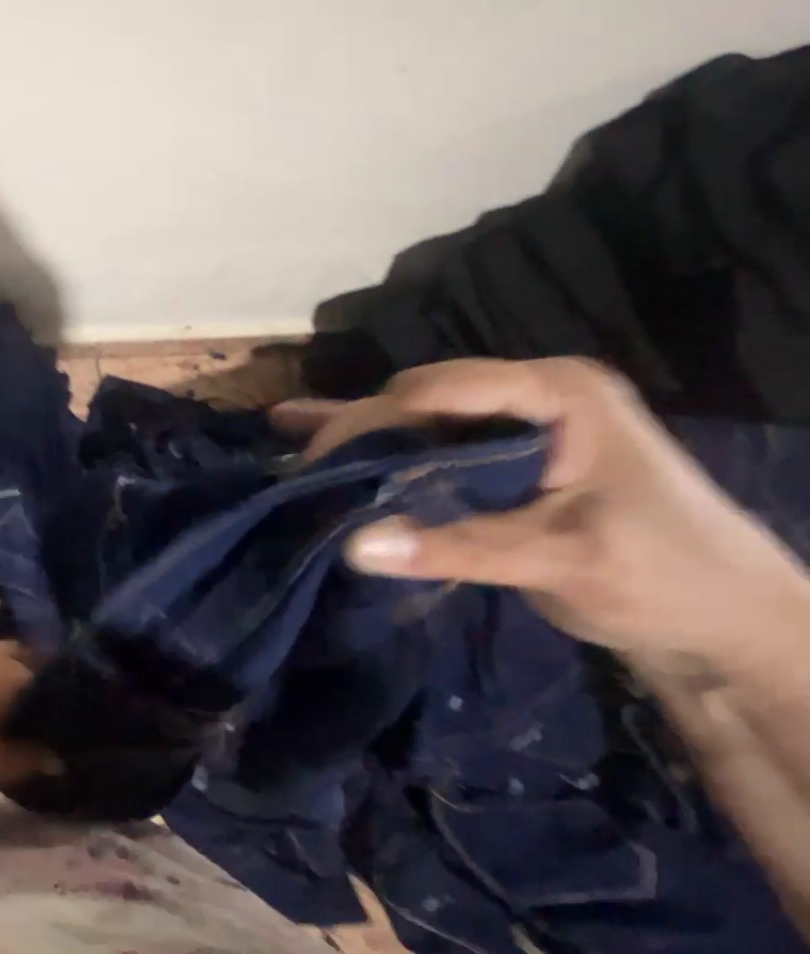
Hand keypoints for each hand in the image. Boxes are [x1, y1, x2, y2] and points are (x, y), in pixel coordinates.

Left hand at [0, 597, 56, 798]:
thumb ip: (26, 758)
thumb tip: (59, 761)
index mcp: (8, 678)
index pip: (47, 677)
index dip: (62, 693)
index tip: (76, 709)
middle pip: (26, 657)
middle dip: (41, 674)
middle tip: (56, 699)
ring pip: (1, 643)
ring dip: (17, 650)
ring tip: (38, 665)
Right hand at [271, 358, 809, 675]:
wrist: (727, 623)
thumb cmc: (668, 577)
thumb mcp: (565, 559)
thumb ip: (460, 545)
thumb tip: (353, 544)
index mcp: (559, 394)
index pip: (439, 389)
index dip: (371, 420)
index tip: (317, 464)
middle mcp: (529, 396)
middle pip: (415, 402)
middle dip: (355, 432)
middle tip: (303, 476)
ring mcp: (511, 426)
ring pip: (411, 422)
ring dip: (354, 440)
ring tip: (287, 449)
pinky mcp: (497, 461)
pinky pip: (423, 448)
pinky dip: (371, 452)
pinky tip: (304, 433)